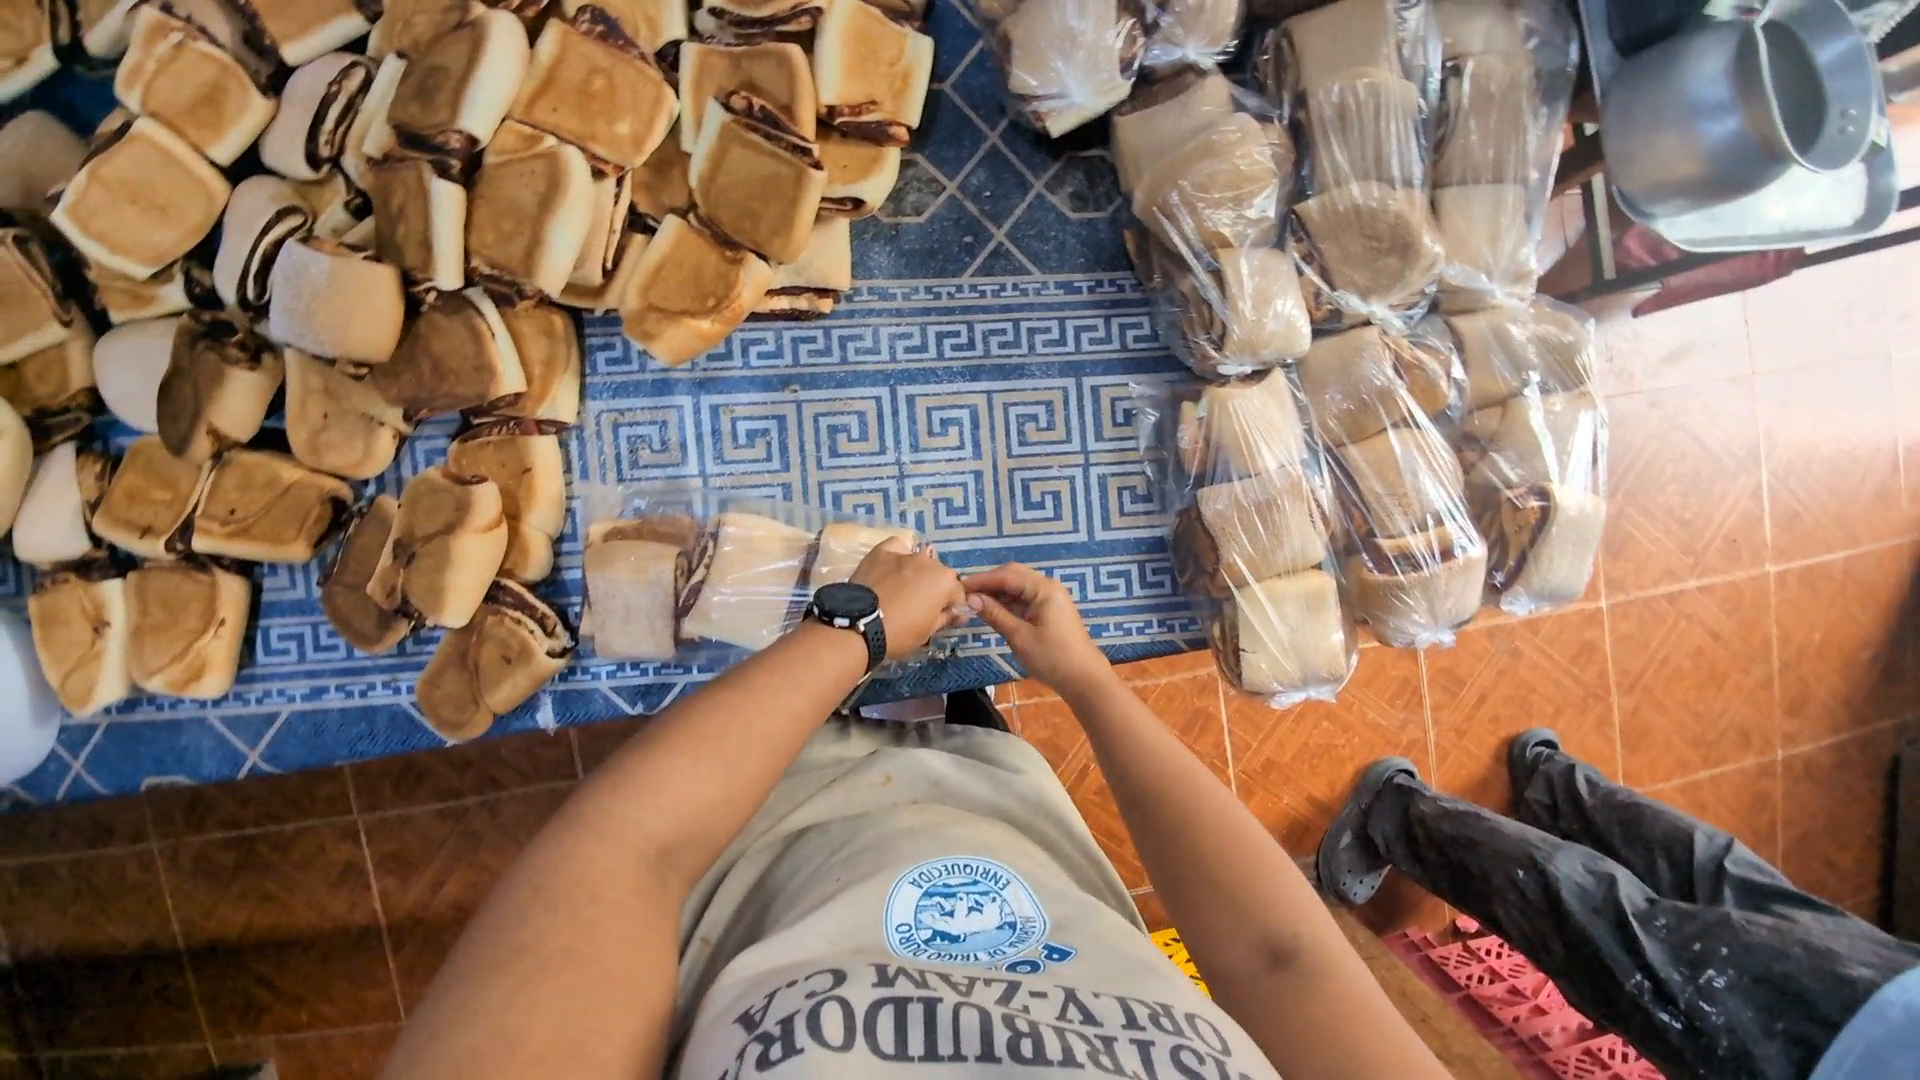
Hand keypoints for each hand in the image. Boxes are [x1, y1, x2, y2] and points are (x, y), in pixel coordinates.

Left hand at [849, 538, 965, 660]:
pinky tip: (890, 568)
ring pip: (917, 561)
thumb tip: (958, 613)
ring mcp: (904, 554)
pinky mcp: (881, 551)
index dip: (950, 607)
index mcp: (946, 581)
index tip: (939, 618)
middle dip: (932, 588)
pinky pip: (896, 548)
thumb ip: (947, 617)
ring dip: (915, 572)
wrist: (859, 626)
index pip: (957, 593)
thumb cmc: (900, 633)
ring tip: (900, 588)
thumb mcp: (929, 632)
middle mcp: (929, 561)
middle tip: (916, 606)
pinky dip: (897, 556)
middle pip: (937, 575)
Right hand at [963, 563, 1111, 696]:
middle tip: (964, 595)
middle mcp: (1048, 587)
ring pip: (1018, 587)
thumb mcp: (1019, 637)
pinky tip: (992, 610)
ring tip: (973, 603)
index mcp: (1044, 589)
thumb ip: (995, 614)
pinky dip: (1008, 603)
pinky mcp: (1050, 610)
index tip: (959, 587)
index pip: (1007, 575)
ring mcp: (1050, 598)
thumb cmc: (1052, 658)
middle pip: (1013, 576)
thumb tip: (970, 600)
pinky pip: (1025, 599)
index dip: (982, 580)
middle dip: (989, 584)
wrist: (1084, 679)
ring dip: (997, 593)